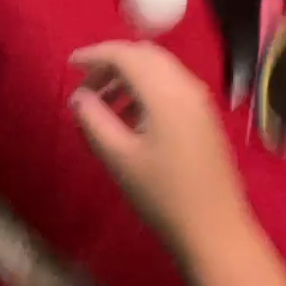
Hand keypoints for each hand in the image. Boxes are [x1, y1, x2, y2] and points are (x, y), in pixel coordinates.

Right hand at [69, 41, 252, 253]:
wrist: (216, 231)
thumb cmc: (163, 196)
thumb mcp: (119, 158)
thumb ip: (94, 120)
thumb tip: (78, 96)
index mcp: (164, 91)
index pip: (124, 54)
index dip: (94, 55)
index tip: (70, 66)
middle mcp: (185, 84)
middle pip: (143, 55)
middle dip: (111, 63)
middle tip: (86, 88)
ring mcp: (199, 99)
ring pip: (158, 69)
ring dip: (128, 77)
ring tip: (103, 106)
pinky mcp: (204, 114)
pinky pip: (170, 84)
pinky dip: (145, 89)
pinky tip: (130, 119)